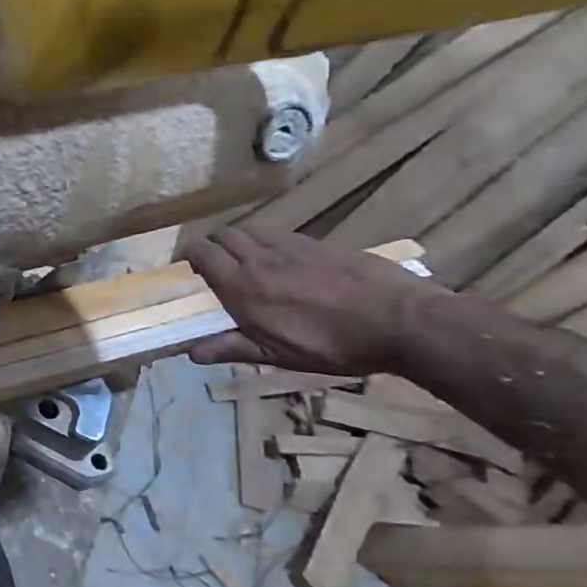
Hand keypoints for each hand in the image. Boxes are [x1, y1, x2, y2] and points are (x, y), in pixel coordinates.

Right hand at [183, 226, 443, 375]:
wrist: (397, 319)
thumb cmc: (333, 345)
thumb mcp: (278, 355)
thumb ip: (232, 347)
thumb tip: (191, 352)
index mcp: (243, 286)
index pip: (201, 253)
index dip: (189, 256)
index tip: (188, 270)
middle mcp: (259, 258)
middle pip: (221, 235)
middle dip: (212, 246)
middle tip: (216, 268)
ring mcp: (289, 245)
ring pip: (249, 231)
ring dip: (238, 241)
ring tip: (247, 263)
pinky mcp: (315, 242)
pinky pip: (277, 233)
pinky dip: (266, 241)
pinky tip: (282, 261)